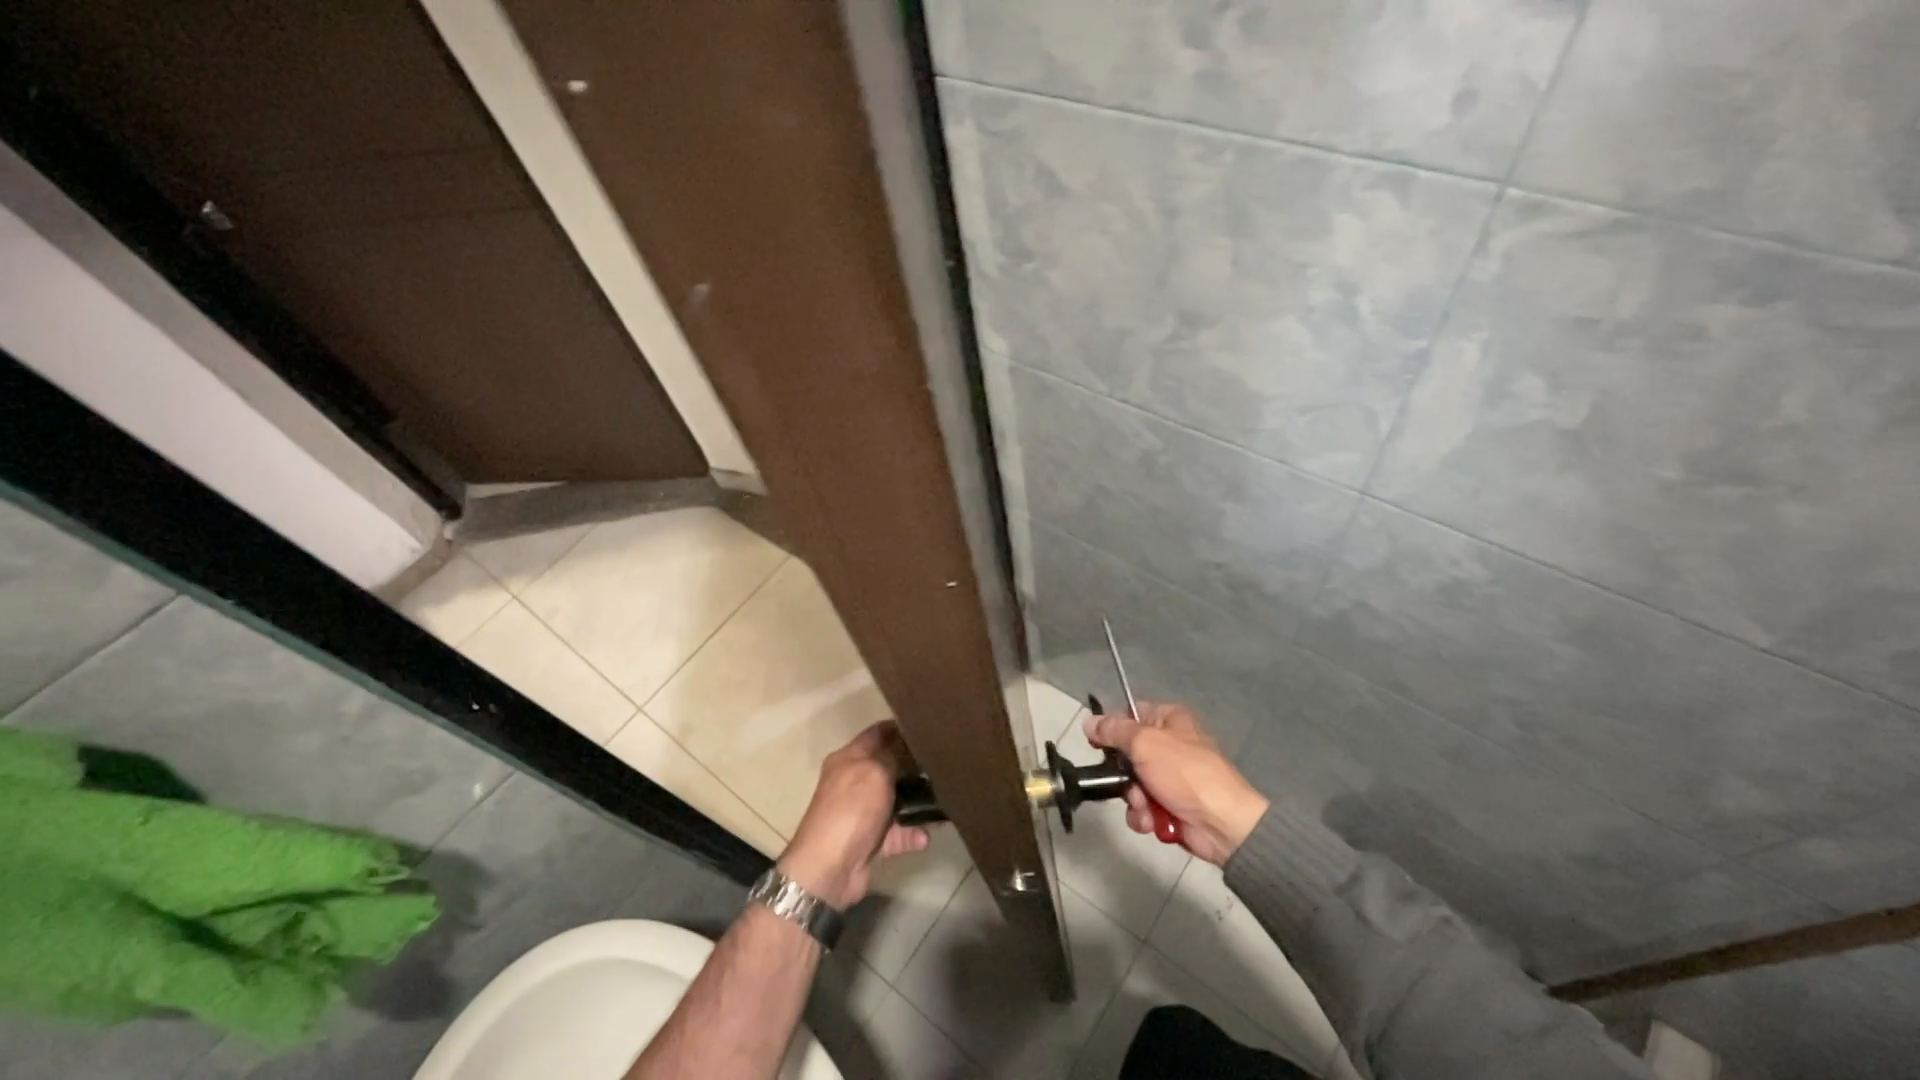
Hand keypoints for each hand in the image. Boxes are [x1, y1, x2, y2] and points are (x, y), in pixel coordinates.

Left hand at [777, 722, 930, 909]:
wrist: (829, 867)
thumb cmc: (851, 809)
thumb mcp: (874, 772)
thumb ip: (891, 758)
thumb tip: (904, 753)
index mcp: (848, 759)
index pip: (875, 735)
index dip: (898, 728)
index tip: (926, 726)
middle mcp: (854, 782)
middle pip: (888, 767)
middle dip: (913, 766)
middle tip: (943, 762)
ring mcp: (861, 813)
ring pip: (896, 801)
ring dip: (917, 803)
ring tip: (943, 799)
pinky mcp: (870, 840)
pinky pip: (897, 833)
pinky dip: (911, 834)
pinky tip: (925, 836)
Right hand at [1085, 702, 1268, 865]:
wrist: (1220, 823)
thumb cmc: (1184, 773)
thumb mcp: (1145, 743)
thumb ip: (1113, 730)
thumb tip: (1089, 722)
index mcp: (1170, 720)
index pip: (1131, 714)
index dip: (1112, 727)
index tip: (1096, 742)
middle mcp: (1169, 746)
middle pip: (1127, 755)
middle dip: (1123, 775)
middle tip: (1129, 781)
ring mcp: (1170, 778)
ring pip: (1131, 785)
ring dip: (1134, 800)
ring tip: (1147, 806)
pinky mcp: (1170, 806)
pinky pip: (1142, 808)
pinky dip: (1144, 816)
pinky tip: (1153, 822)